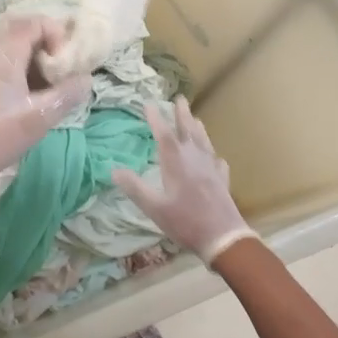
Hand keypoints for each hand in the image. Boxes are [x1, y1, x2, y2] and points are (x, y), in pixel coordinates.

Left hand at [0, 15, 91, 195]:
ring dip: (34, 49)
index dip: (55, 33)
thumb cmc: (0, 136)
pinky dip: (24, 61)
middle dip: (45, 36)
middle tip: (59, 60)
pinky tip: (34, 87)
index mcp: (4, 57)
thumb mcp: (41, 118)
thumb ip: (67, 94)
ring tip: (49, 75)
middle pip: (19, 25)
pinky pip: (5, 56)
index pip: (32, 23)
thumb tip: (87, 78)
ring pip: (11, 40)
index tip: (64, 60)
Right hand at [112, 97, 255, 262]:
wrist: (223, 238)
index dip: (155, 117)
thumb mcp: (153, 207)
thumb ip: (134, 187)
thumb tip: (113, 169)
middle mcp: (195, 159)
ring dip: (198, 128)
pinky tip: (215, 158)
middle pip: (188, 131)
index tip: (148, 103)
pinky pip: (218, 162)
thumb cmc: (185, 221)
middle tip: (180, 98)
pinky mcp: (222, 181)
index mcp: (176, 162)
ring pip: (204, 142)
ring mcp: (211, 169)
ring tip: (196, 119)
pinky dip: (213, 155)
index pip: (163, 133)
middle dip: (182, 114)